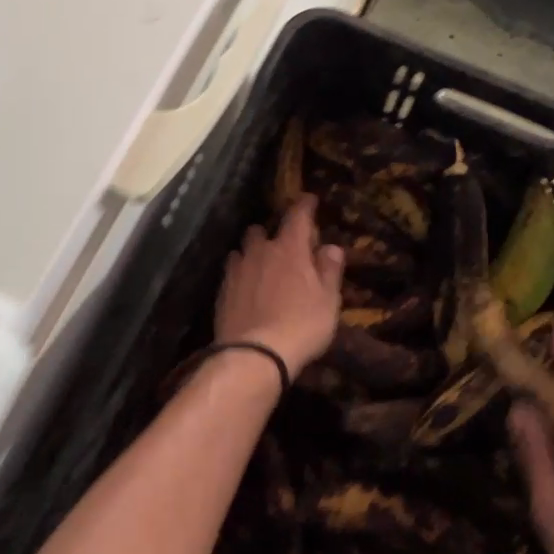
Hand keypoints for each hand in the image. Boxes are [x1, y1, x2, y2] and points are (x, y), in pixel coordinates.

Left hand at [214, 194, 344, 372]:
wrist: (254, 354)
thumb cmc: (301, 325)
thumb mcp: (328, 300)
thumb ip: (330, 270)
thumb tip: (331, 247)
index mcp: (289, 248)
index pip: (297, 215)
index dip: (304, 205)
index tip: (309, 199)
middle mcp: (260, 251)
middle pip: (262, 229)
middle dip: (272, 233)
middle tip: (284, 248)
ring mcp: (237, 270)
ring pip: (243, 250)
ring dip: (253, 253)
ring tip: (262, 268)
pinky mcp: (222, 291)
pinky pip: (232, 272)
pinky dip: (240, 274)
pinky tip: (246, 290)